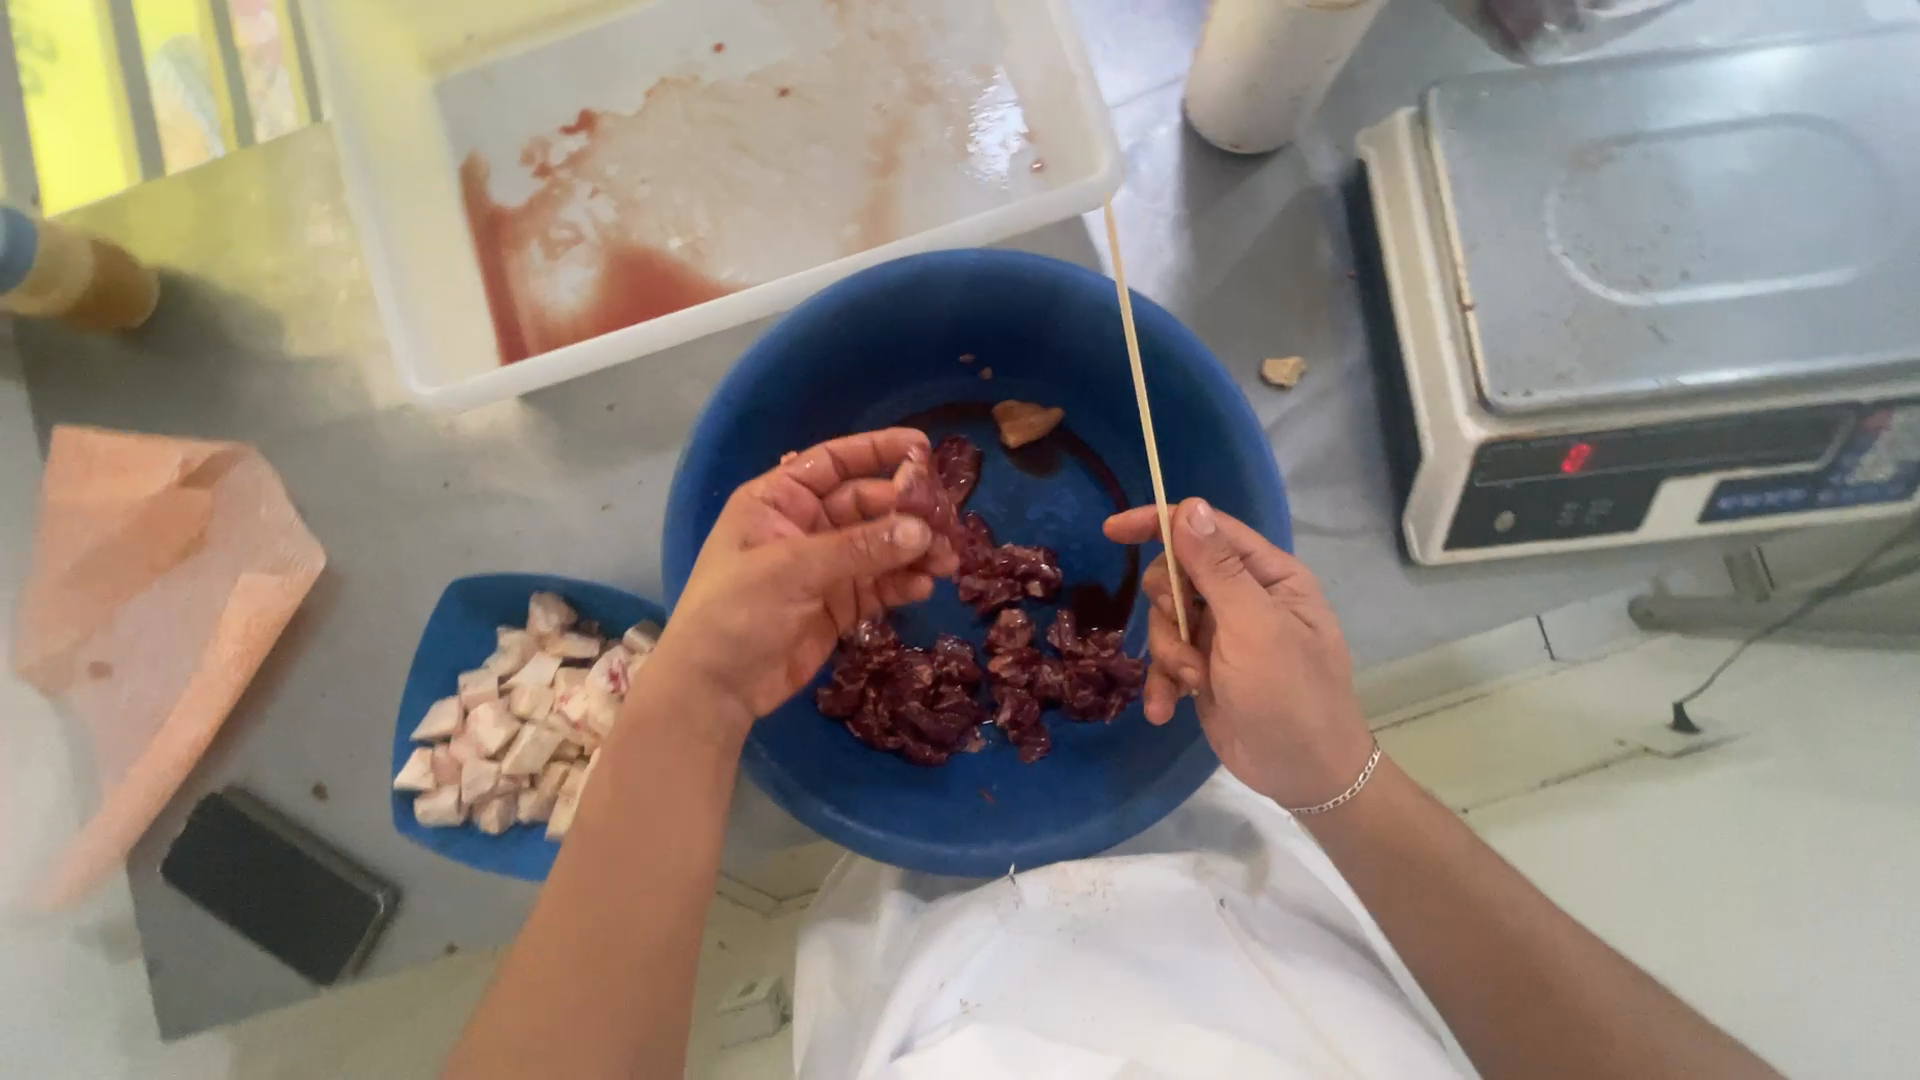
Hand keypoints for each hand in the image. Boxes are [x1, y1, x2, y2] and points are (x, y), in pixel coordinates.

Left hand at [649, 429, 961, 736]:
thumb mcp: (793, 570)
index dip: (876, 451)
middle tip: (947, 522)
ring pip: (881, 547)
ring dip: (914, 551)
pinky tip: (925, 586)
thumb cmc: (736, 612)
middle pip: (867, 505)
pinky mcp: (840, 605)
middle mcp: (805, 527)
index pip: (833, 463)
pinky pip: (880, 585)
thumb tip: (922, 530)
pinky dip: (903, 583)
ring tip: (947, 560)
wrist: (715, 689)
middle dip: (907, 513)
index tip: (921, 448)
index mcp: (779, 502)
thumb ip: (859, 548)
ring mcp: (824, 568)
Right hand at [1104, 499, 1374, 808]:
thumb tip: (1189, 507)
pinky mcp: (1205, 670)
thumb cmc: (1291, 695)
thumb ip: (1217, 567)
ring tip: (1191, 682)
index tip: (1113, 531)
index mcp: (1268, 576)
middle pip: (1176, 576)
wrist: (1306, 777)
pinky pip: (1166, 660)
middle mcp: (1244, 598)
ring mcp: (1222, 636)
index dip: (1159, 524)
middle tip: (1182, 636)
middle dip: (1168, 610)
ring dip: (1168, 654)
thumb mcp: (1254, 627)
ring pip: (1165, 621)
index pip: (1207, 530)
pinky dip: (1162, 683)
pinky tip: (1165, 710)